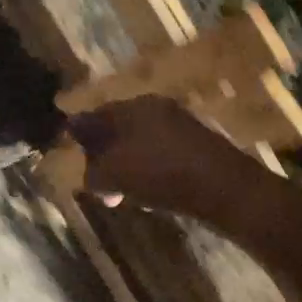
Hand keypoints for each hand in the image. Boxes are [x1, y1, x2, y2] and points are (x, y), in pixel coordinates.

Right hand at [67, 96, 279, 223]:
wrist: (227, 190)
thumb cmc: (160, 175)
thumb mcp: (112, 176)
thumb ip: (92, 173)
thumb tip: (90, 176)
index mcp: (131, 106)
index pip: (92, 117)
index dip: (79, 140)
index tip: (75, 163)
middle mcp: (154, 108)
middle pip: (117, 130)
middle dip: (105, 158)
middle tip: (102, 185)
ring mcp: (180, 126)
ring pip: (140, 145)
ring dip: (129, 167)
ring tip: (128, 195)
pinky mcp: (199, 147)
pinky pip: (163, 156)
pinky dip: (152, 172)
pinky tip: (154, 195)